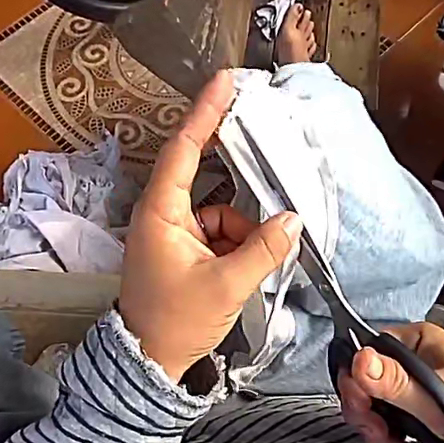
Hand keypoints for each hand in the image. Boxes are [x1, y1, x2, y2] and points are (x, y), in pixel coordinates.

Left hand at [120, 70, 301, 382]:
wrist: (151, 361)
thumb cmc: (174, 322)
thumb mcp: (225, 286)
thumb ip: (262, 250)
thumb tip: (292, 221)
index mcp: (161, 213)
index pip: (184, 149)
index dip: (205, 113)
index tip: (225, 81)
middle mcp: (165, 214)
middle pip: (206, 176)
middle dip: (236, 170)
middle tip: (262, 145)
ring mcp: (177, 233)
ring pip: (222, 211)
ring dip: (243, 230)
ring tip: (246, 265)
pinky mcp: (188, 250)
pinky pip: (223, 233)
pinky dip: (240, 245)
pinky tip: (246, 268)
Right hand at [337, 322, 443, 442]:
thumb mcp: (433, 395)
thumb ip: (395, 381)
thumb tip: (361, 359)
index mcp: (414, 341)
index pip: (364, 354)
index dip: (356, 383)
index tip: (362, 407)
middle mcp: (407, 360)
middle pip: (362, 385)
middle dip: (366, 415)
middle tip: (379, 434)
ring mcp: (407, 387)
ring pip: (370, 408)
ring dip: (377, 435)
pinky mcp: (409, 412)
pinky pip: (384, 424)